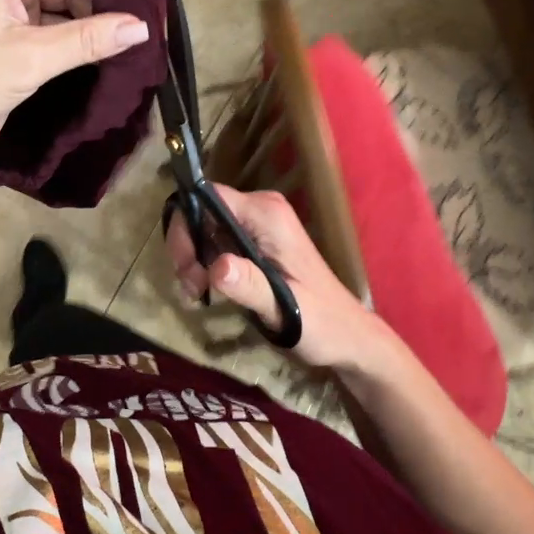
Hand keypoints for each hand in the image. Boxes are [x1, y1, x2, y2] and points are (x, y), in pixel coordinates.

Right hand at [166, 185, 398, 370]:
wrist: (349, 337)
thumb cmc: (320, 324)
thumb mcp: (282, 309)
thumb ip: (249, 285)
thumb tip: (216, 267)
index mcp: (267, 214)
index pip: (208, 197)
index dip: (186, 225)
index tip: (185, 268)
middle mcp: (261, 207)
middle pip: (202, 210)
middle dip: (188, 247)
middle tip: (192, 288)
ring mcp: (259, 221)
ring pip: (205, 225)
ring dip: (194, 257)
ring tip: (200, 293)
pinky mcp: (256, 236)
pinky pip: (217, 237)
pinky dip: (206, 260)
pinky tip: (210, 288)